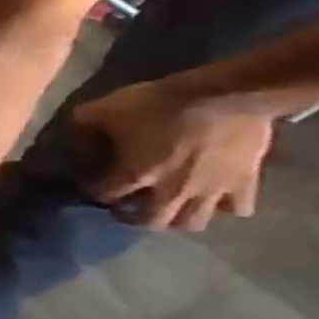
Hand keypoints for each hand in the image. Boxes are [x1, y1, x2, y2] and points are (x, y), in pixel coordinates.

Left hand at [73, 79, 272, 231]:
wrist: (223, 96)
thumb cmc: (158, 103)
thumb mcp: (104, 108)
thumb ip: (83, 127)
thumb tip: (74, 141)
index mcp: (135, 174)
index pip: (106, 195)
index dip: (94, 191)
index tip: (91, 186)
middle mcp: (172, 192)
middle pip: (151, 221)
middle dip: (133, 218)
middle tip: (125, 211)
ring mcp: (211, 192)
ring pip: (193, 223)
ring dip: (176, 221)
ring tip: (167, 211)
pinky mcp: (245, 185)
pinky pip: (237, 209)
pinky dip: (224, 208)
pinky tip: (215, 199)